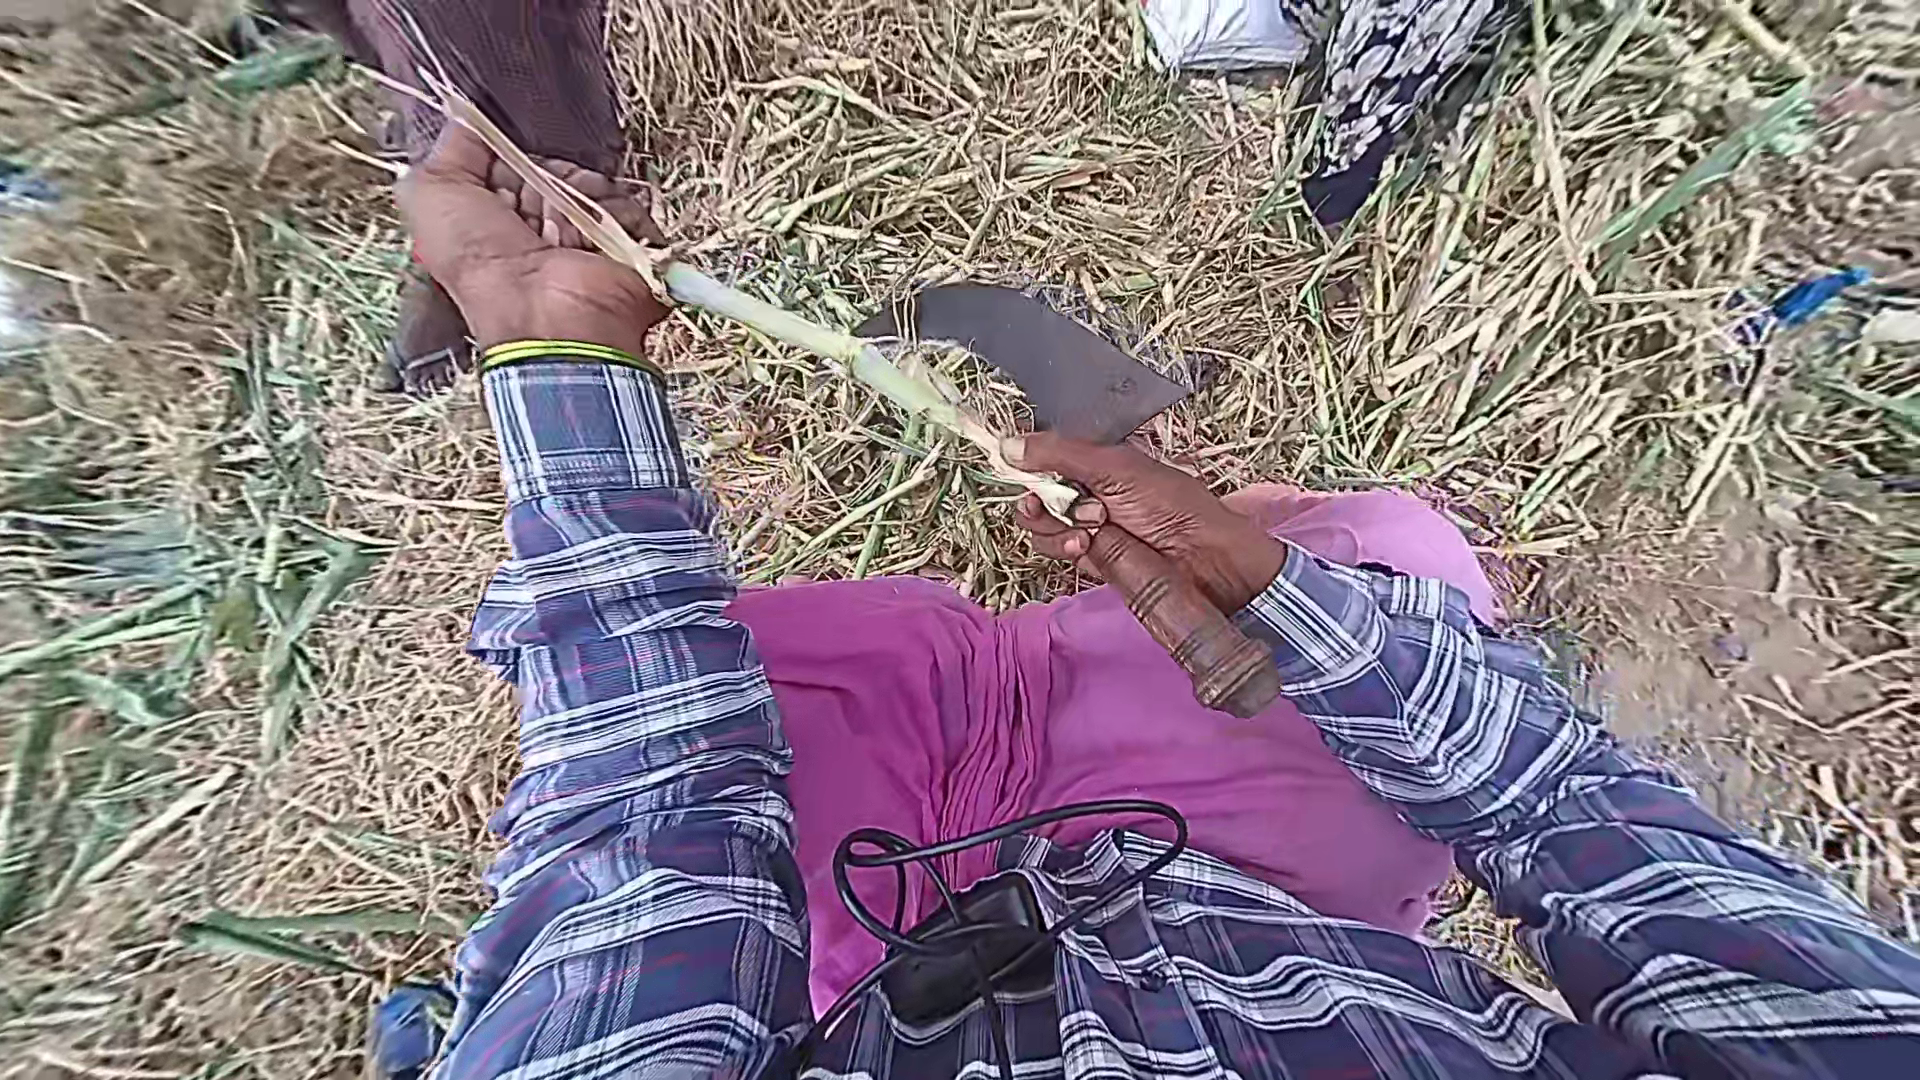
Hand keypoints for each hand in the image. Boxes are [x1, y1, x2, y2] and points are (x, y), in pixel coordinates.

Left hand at [397, 123, 667, 357]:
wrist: (547, 313)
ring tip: (570, 231)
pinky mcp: (631, 252)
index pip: (515, 162)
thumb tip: (471, 118)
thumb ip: (449, 149)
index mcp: (506, 220)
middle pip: (556, 170)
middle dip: (545, 178)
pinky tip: (599, 236)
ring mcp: (593, 241)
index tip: (503, 181)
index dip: (507, 162)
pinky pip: (630, 210)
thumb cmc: (482, 264)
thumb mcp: (431, 192)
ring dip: (580, 198)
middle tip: (536, 211)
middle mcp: (551, 230)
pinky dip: (616, 215)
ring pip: (594, 185)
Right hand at [1008, 433, 1286, 612]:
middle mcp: (1082, 490)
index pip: (1043, 455)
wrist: (1202, 558)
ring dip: (1054, 524)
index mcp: (1093, 460)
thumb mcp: (1114, 468)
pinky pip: (1049, 549)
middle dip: (1041, 499)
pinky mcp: (1083, 556)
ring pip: (1036, 523)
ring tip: (1091, 527)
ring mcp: (1080, 524)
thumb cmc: (1169, 503)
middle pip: (1032, 491)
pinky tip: (1084, 546)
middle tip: (1067, 504)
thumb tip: (1005, 444)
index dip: (1026, 459)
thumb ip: (1060, 454)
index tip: (1012, 461)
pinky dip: (1061, 546)